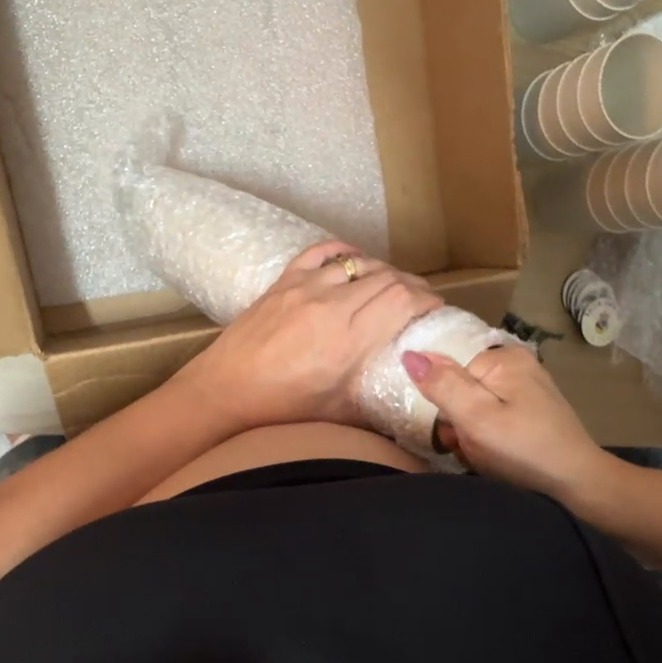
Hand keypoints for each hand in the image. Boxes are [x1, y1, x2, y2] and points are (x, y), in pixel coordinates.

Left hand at [178, 244, 443, 430]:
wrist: (225, 391)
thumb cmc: (282, 409)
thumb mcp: (340, 410)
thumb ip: (377, 397)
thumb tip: (407, 396)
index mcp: (348, 338)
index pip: (403, 299)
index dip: (427, 300)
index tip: (436, 311)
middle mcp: (331, 304)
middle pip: (389, 278)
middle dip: (413, 287)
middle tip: (421, 302)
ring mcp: (305, 287)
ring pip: (360, 263)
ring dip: (383, 272)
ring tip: (392, 288)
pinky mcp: (284, 281)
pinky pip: (323, 251)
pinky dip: (346, 253)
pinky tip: (356, 262)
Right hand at [401, 345, 612, 499]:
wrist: (576, 483)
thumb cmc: (522, 450)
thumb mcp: (475, 418)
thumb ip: (441, 385)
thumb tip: (408, 354)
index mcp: (503, 357)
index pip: (447, 368)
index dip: (440, 400)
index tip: (450, 429)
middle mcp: (516, 364)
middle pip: (461, 386)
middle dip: (456, 419)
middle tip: (470, 445)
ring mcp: (526, 388)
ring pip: (474, 404)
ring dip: (470, 432)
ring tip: (484, 453)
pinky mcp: (532, 410)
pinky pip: (493, 416)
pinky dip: (488, 436)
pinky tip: (497, 454)